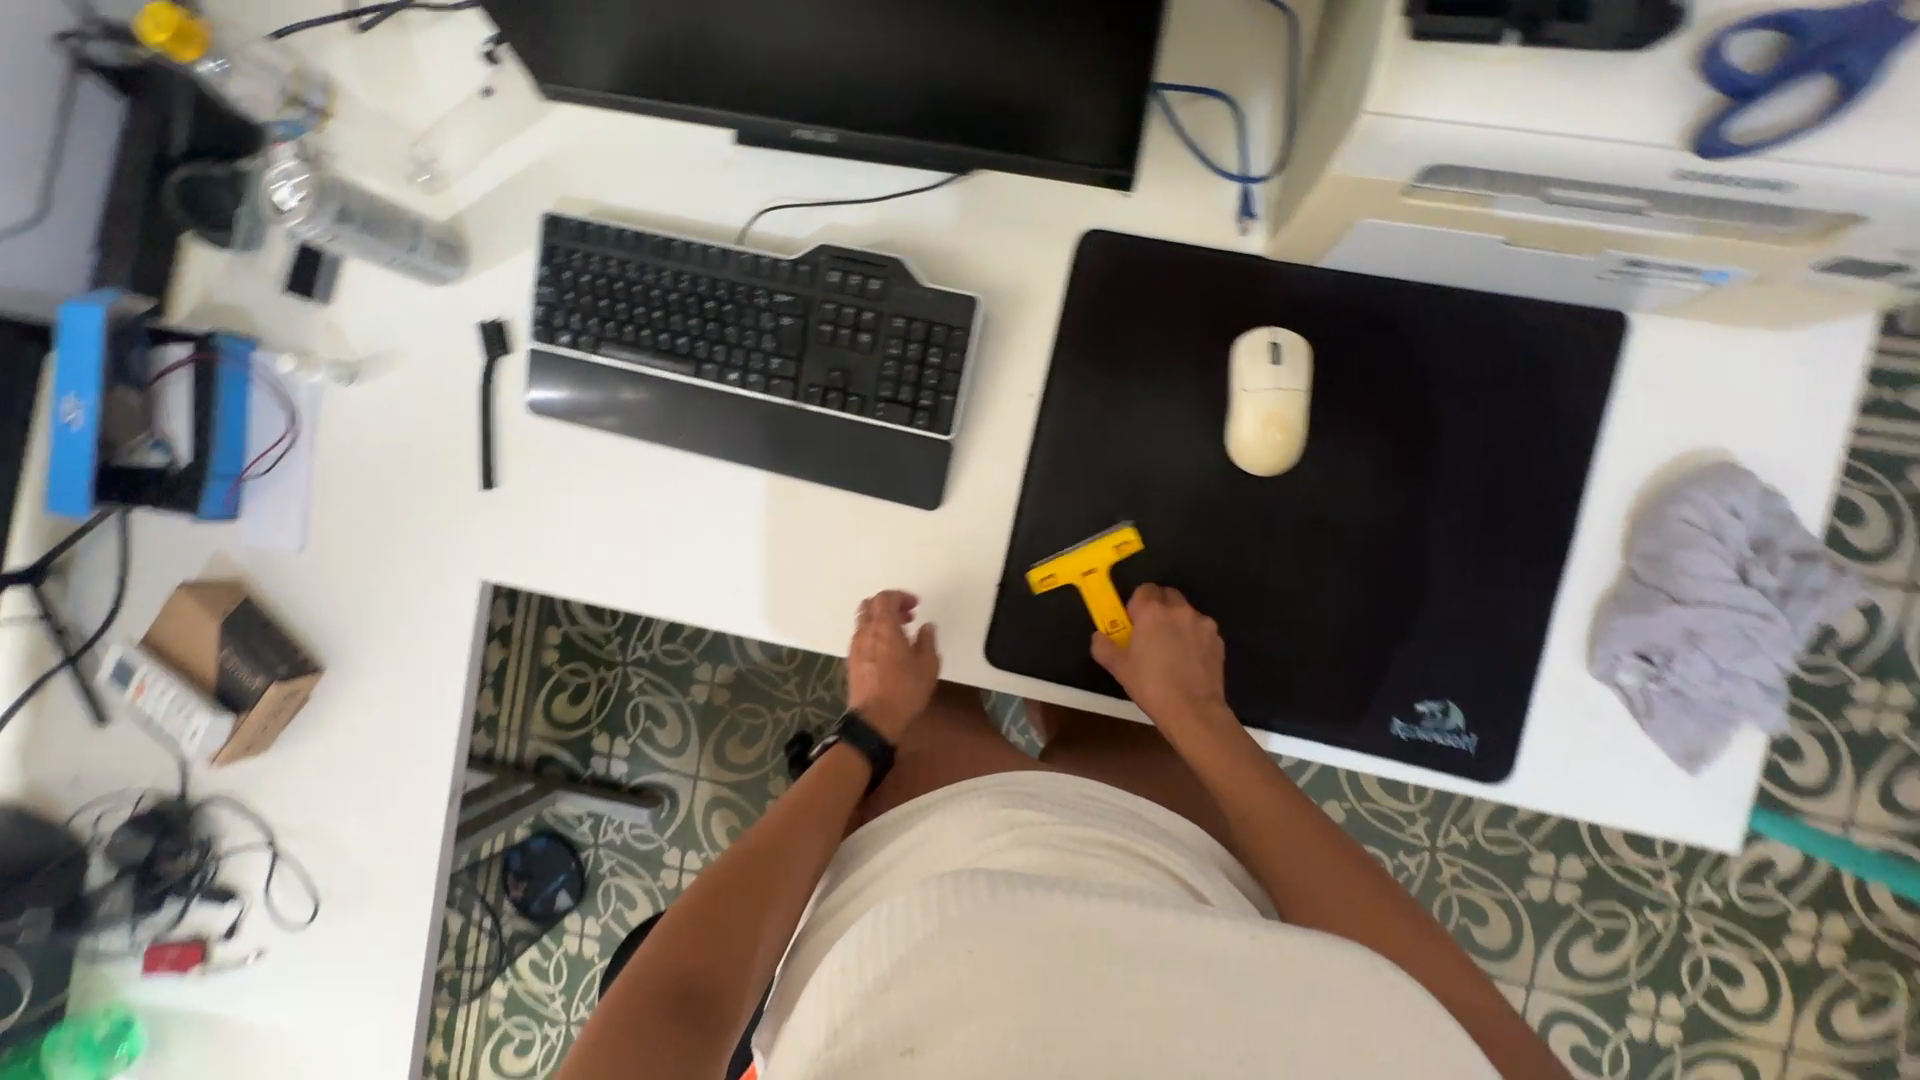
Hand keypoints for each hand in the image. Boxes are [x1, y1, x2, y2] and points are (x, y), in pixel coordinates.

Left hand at [845, 590, 940, 740]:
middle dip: (889, 605)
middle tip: (907, 616)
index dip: (901, 596)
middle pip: (870, 605)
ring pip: (863, 621)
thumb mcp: (927, 666)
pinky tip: (888, 651)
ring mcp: (855, 648)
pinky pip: (861, 637)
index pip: (885, 598)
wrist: (874, 720)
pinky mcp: (851, 662)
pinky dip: (873, 634)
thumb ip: (927, 641)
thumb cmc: (905, 691)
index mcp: (884, 628)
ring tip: (900, 635)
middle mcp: (865, 633)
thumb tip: (926, 627)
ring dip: (880, 620)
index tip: (916, 606)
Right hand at [1091, 584, 1237, 744]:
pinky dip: (1194, 637)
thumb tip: (1099, 637)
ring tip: (1172, 648)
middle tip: (1151, 631)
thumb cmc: (1151, 686)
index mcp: (1152, 612)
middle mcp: (1179, 610)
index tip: (1134, 621)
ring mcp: (1202, 623)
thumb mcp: (1118, 668)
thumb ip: (1103, 647)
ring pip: (1186, 612)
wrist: (1193, 710)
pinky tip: (1189, 659)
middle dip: (1159, 606)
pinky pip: (1201, 629)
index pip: (1144, 589)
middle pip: (1167, 594)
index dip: (1137, 603)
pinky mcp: (1218, 639)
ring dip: (1177, 621)